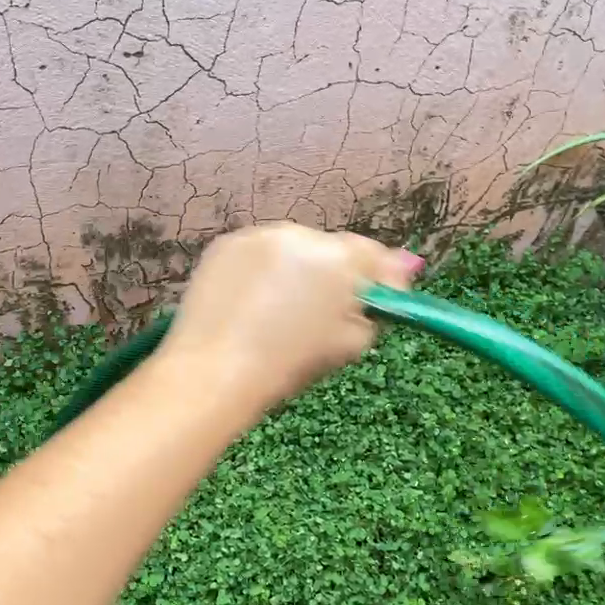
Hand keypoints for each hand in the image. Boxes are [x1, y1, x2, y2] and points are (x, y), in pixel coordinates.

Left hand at [154, 223, 422, 411]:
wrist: (215, 370)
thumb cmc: (287, 365)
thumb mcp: (348, 344)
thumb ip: (376, 309)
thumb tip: (389, 284)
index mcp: (337, 258)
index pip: (372, 254)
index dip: (379, 277)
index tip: (378, 298)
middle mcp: (299, 235)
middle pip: (329, 250)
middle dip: (333, 274)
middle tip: (324, 312)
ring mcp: (257, 235)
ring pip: (291, 249)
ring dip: (295, 270)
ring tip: (280, 311)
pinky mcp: (224, 244)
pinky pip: (256, 253)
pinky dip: (260, 272)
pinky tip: (252, 304)